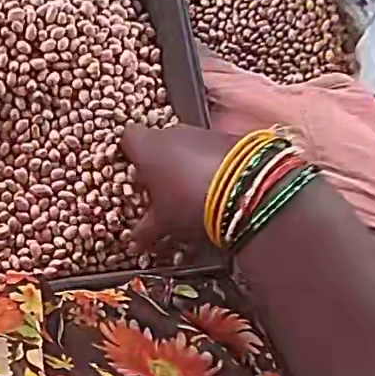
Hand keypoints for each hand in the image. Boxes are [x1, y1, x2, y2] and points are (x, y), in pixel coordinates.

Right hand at [119, 123, 240, 251]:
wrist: (247, 188)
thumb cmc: (188, 201)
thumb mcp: (162, 222)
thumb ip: (144, 229)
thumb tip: (133, 243)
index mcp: (148, 147)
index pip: (127, 138)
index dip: (128, 154)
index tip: (131, 172)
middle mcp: (173, 132)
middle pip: (158, 141)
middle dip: (158, 161)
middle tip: (158, 188)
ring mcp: (203, 132)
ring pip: (186, 144)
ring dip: (185, 162)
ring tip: (187, 190)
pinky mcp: (231, 138)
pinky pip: (210, 149)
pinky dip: (208, 164)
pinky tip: (212, 186)